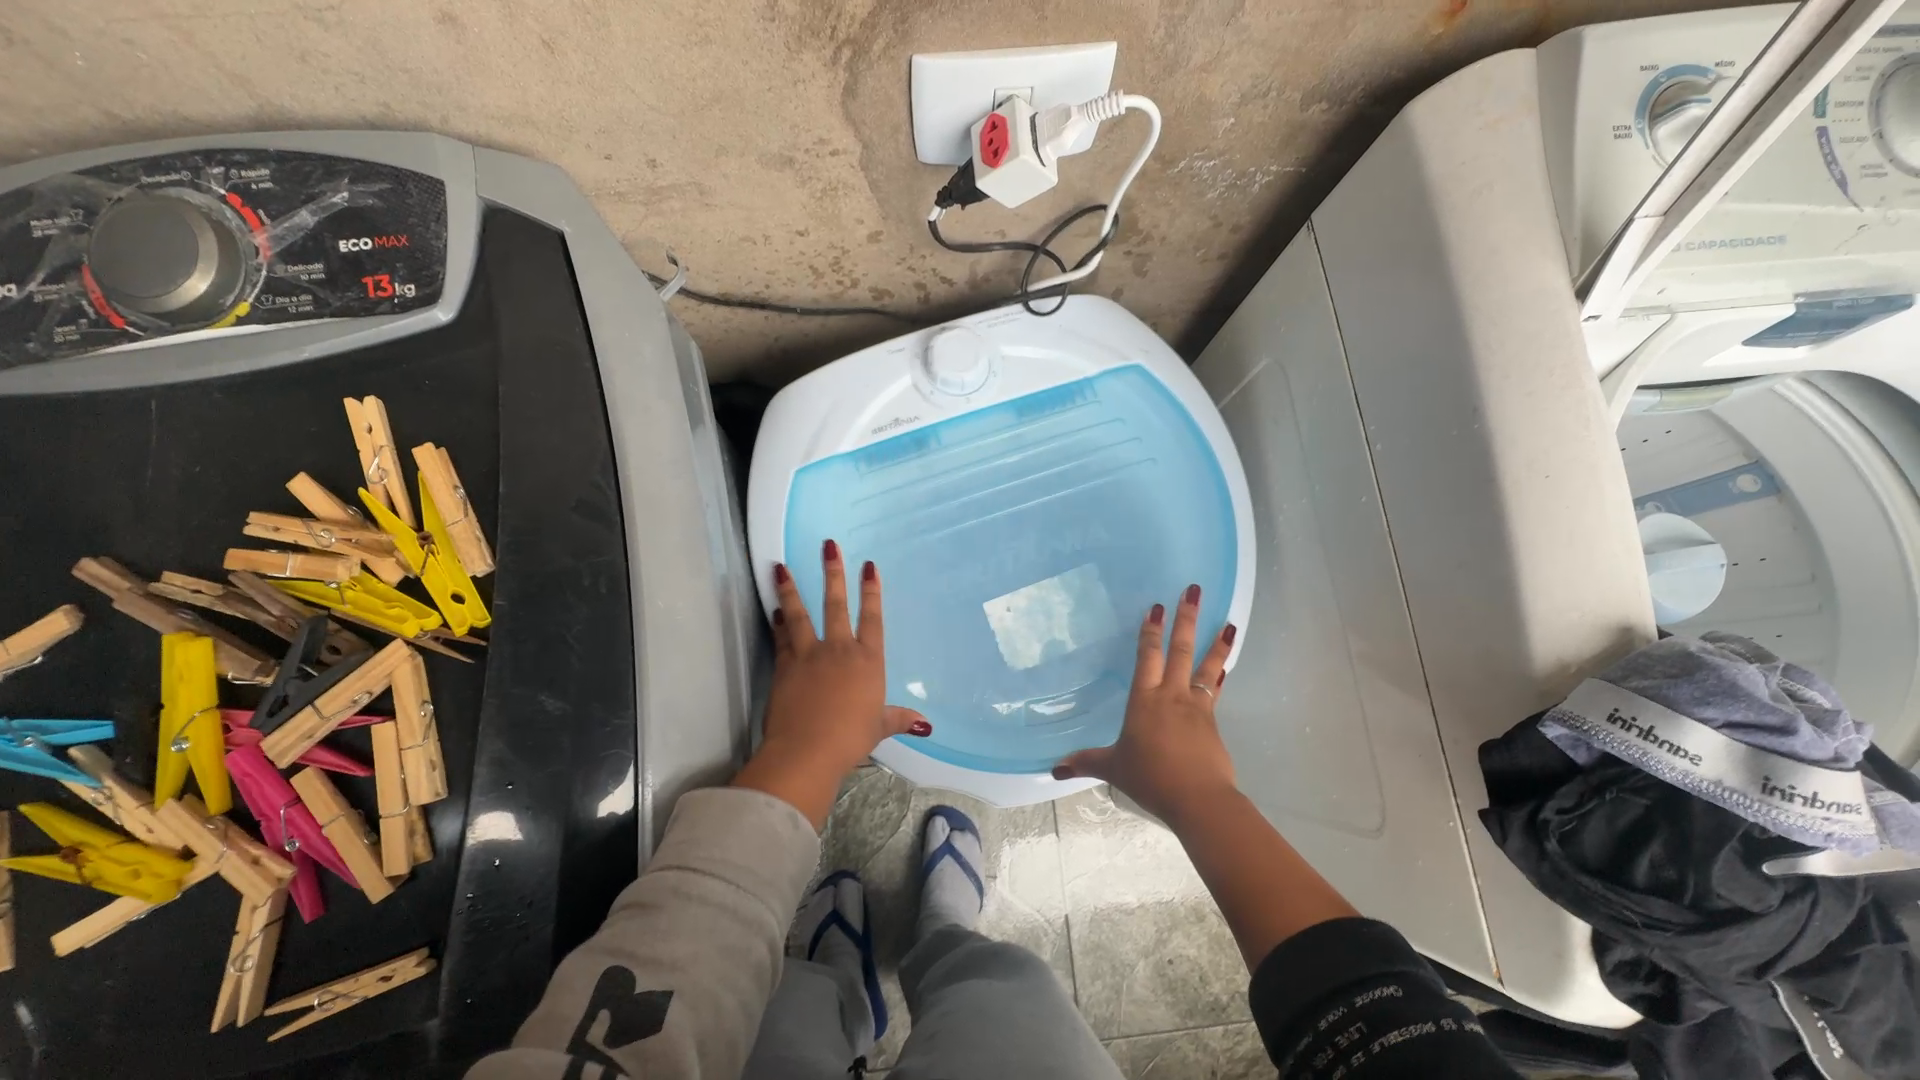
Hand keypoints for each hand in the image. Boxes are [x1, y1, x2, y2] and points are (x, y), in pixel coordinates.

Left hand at [732, 539, 929, 827]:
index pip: (871, 619)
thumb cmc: (850, 738)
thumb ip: (898, 718)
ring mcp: (809, 655)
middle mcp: (839, 650)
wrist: (808, 748)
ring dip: (791, 589)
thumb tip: (925, 724)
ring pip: (799, 614)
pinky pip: (781, 637)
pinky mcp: (784, 666)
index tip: (868, 566)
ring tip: (781, 567)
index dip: (871, 591)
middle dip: (833, 573)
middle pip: (835, 604)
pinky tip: (774, 609)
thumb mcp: (878, 727)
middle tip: (828, 546)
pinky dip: (778, 622)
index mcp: (868, 662)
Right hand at [1051, 584, 1238, 824]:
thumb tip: (1054, 769)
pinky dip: (1219, 675)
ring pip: (1206, 666)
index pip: (1147, 657)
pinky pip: (1214, 690)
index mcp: (1144, 700)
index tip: (1157, 607)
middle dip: (1185, 619)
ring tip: (1229, 621)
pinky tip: (1225, 668)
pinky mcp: (1212, 723)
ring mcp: (1196, 707)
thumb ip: (1086, 762)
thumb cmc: (1151, 778)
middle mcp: (1171, 696)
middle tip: (1193, 591)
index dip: (1151, 631)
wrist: (1198, 798)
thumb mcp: (1114, 768)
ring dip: (1217, 643)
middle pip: (1180, 650)